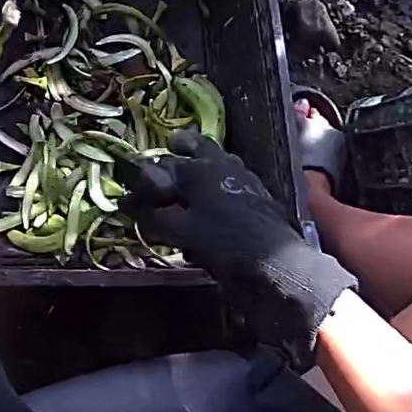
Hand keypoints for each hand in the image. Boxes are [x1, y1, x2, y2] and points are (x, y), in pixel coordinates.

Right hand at [120, 130, 356, 368]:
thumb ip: (156, 216)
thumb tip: (134, 206)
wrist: (277, 265)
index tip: (135, 193)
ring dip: (201, 167)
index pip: (164, 164)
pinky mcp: (259, 195)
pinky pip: (231, 181)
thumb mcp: (181, 231)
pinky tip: (211, 207)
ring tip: (188, 182)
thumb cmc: (224, 242)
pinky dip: (218, 185)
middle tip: (170, 151)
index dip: (146, 178)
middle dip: (181, 147)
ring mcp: (244, 178)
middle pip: (197, 146)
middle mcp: (223, 165)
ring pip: (218, 162)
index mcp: (200, 168)